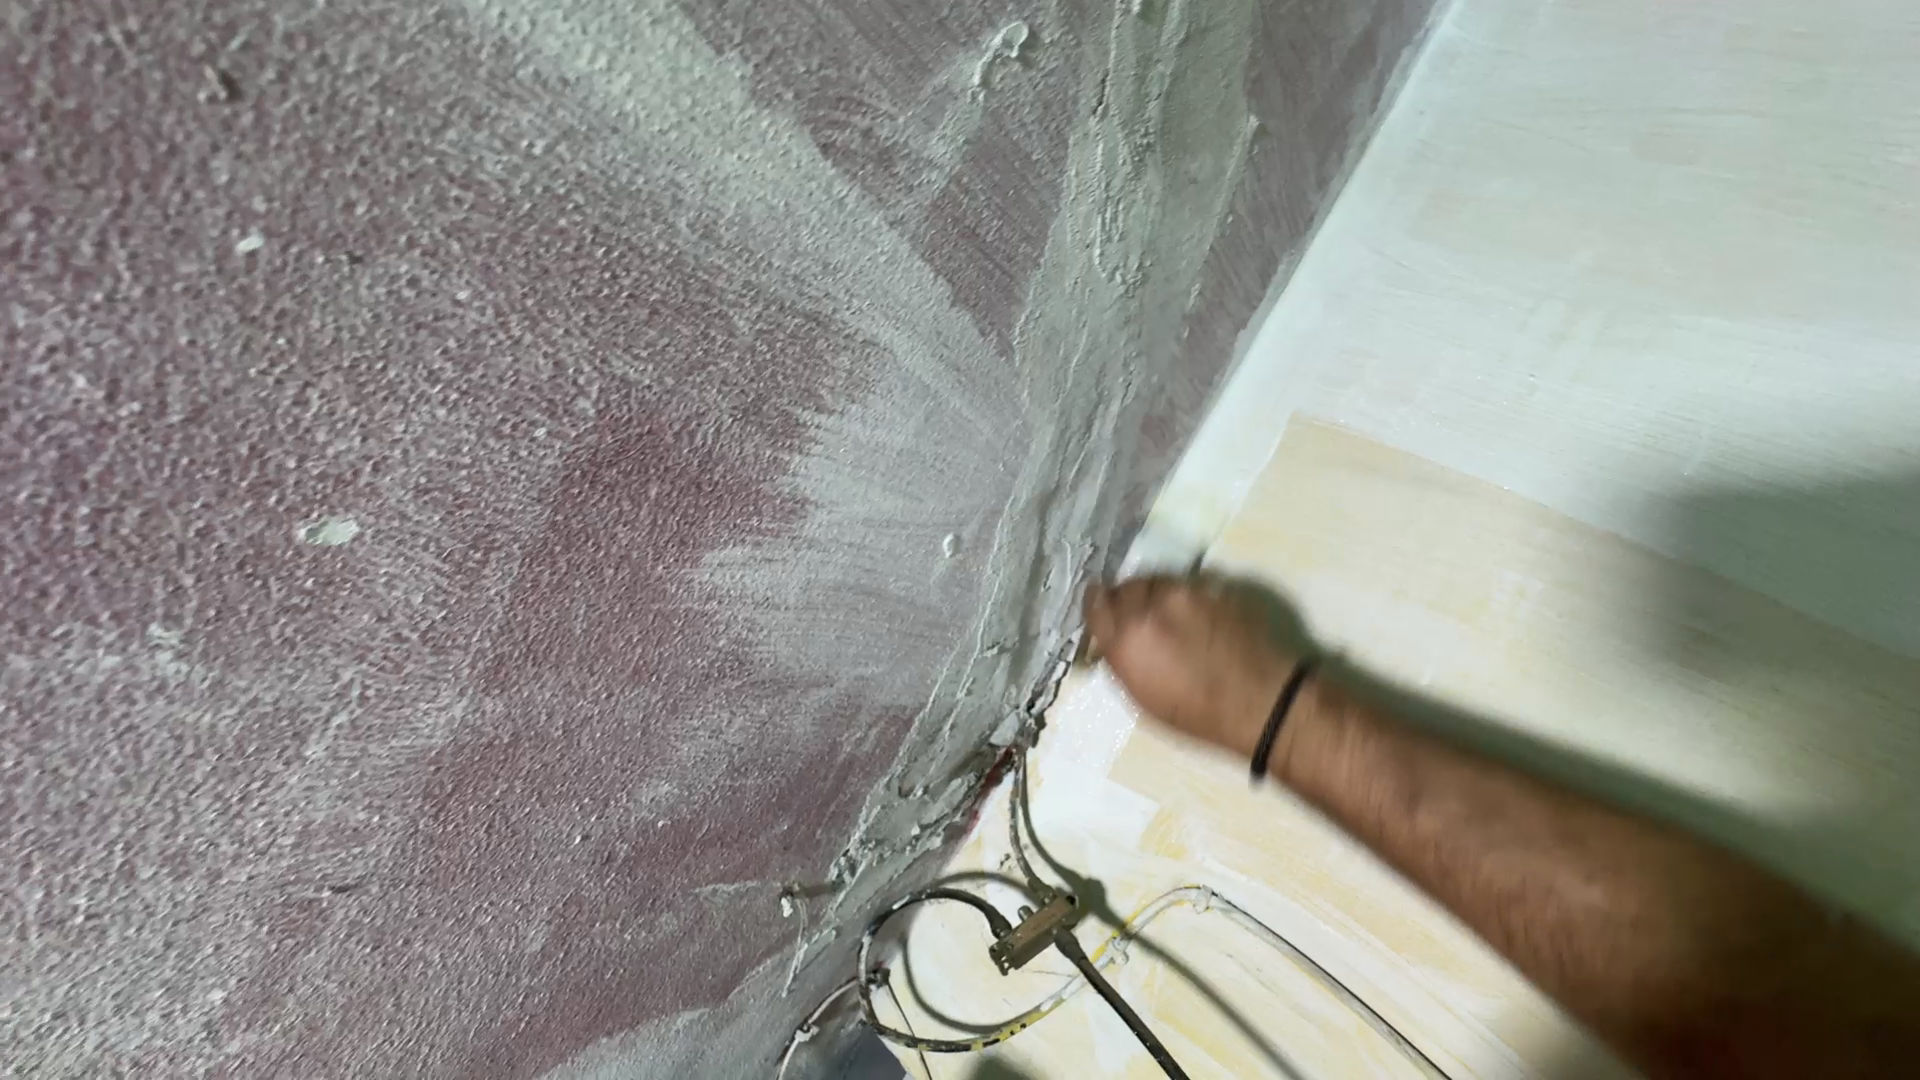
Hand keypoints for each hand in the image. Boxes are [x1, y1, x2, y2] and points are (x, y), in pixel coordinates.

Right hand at [1082, 574, 1307, 758]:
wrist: (1264, 703)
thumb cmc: (1198, 714)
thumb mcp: (1142, 698)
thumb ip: (1120, 658)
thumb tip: (1110, 640)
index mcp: (1125, 639)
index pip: (1095, 601)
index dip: (1097, 605)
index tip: (1103, 612)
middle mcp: (1149, 607)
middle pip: (1123, 585)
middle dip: (1125, 600)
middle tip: (1138, 618)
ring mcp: (1184, 592)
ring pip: (1155, 580)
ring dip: (1154, 595)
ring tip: (1169, 617)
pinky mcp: (1214, 585)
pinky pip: (1187, 583)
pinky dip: (1185, 596)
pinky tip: (1198, 618)